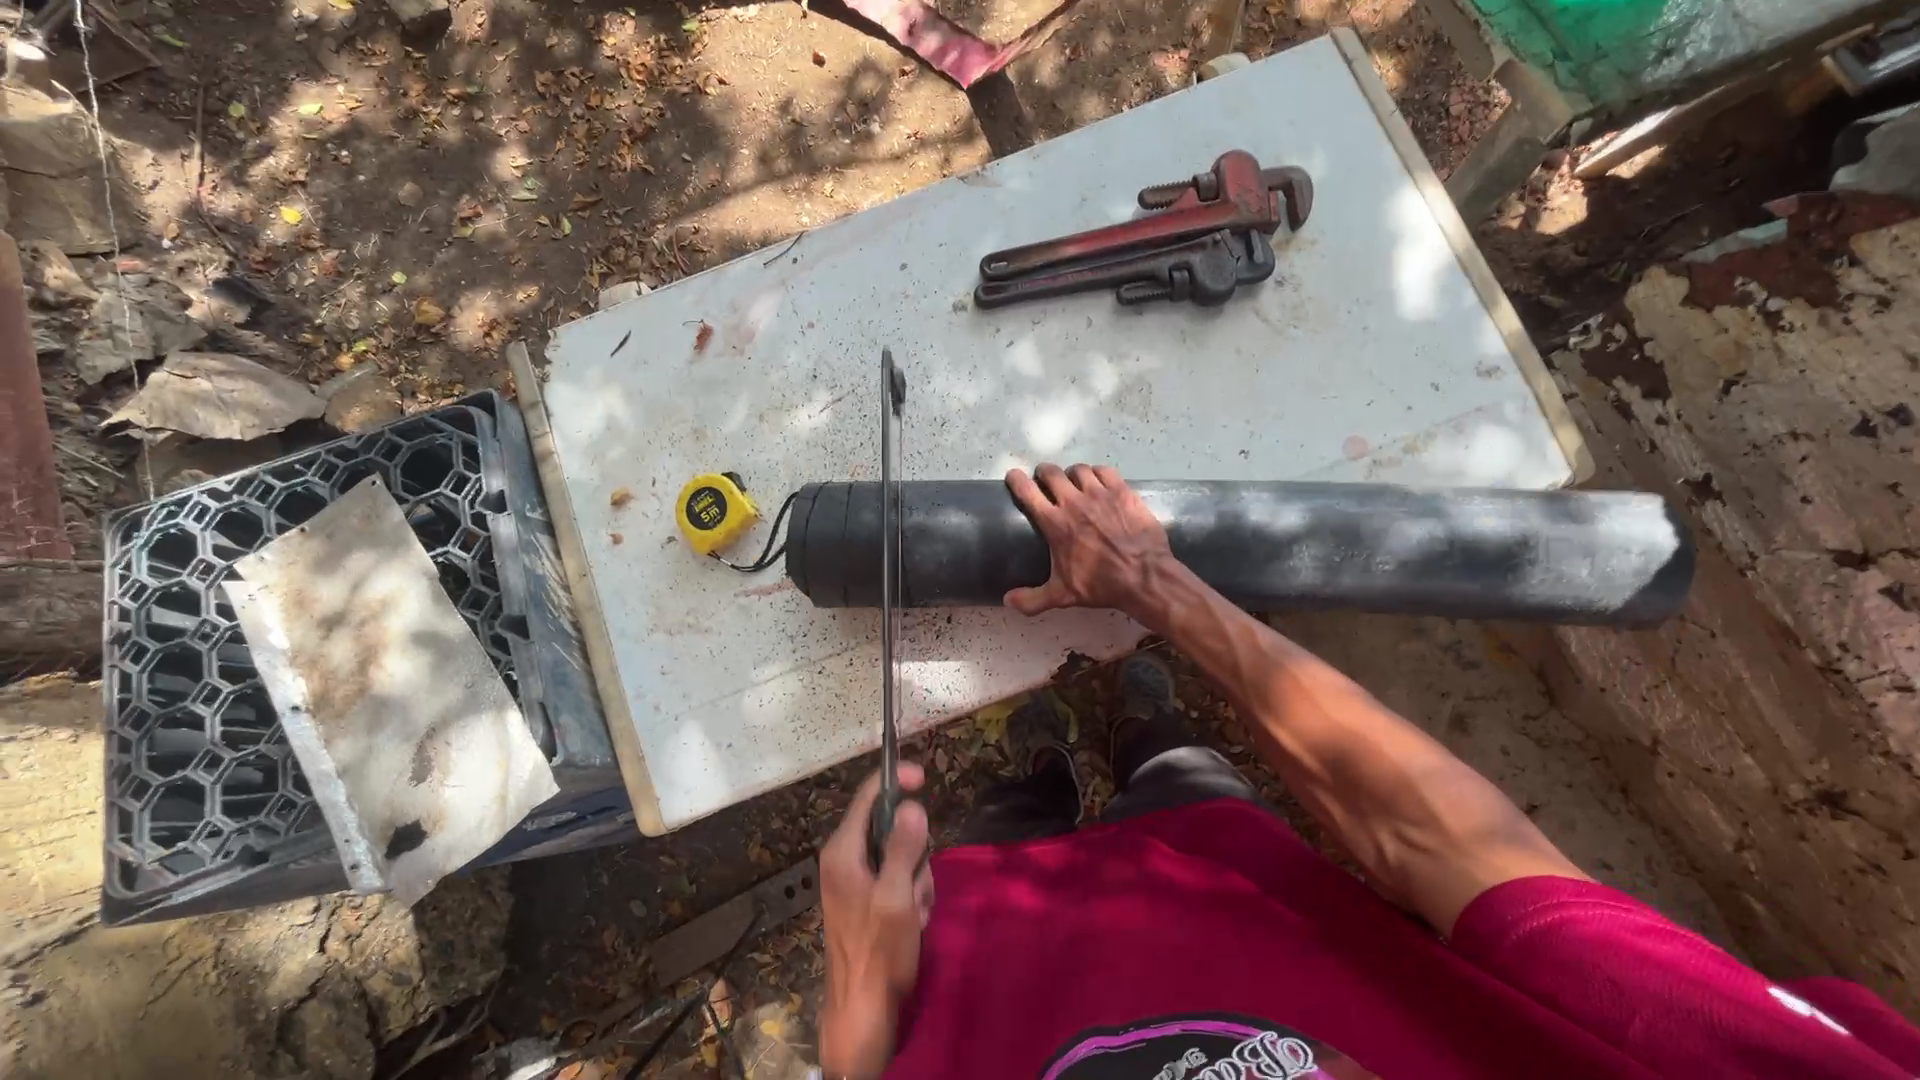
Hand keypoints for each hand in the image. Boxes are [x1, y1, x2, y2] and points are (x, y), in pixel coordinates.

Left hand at [820, 763, 932, 1079]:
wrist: (863, 1009)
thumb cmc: (878, 951)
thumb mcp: (896, 897)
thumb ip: (903, 848)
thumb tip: (912, 804)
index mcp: (843, 850)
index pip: (868, 796)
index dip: (895, 780)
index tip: (923, 776)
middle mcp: (845, 859)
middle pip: (891, 827)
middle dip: (914, 853)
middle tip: (917, 885)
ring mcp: (856, 880)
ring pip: (901, 855)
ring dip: (916, 881)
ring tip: (914, 913)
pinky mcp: (868, 899)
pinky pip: (899, 880)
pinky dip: (912, 897)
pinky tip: (912, 923)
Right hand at [1004, 463, 1179, 620]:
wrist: (1144, 576)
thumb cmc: (1101, 584)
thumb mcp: (1063, 595)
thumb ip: (1032, 599)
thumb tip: (1008, 601)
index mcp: (1055, 523)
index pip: (1028, 491)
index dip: (1016, 480)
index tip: (1014, 477)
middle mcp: (1074, 502)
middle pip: (1051, 473)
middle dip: (1044, 473)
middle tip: (1045, 481)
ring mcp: (1100, 494)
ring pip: (1078, 470)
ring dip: (1071, 474)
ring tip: (1073, 482)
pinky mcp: (1122, 492)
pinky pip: (1105, 471)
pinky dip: (1097, 473)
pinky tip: (1098, 481)